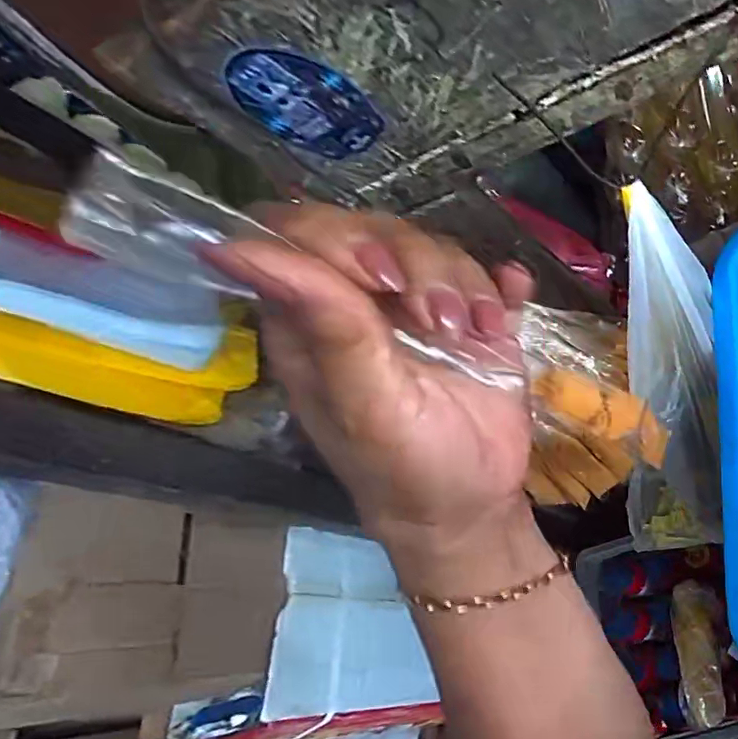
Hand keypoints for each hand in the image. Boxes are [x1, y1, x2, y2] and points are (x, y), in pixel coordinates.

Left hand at [205, 204, 535, 558]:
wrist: (474, 505)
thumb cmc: (406, 468)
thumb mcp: (365, 406)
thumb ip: (325, 327)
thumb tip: (228, 244)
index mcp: (314, 321)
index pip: (302, 235)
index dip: (340, 239)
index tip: (381, 279)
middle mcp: (368, 307)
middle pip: (383, 233)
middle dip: (420, 266)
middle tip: (441, 323)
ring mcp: (429, 316)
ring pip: (443, 252)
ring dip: (467, 286)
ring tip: (476, 336)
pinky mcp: (480, 328)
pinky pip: (493, 280)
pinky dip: (505, 284)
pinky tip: (509, 303)